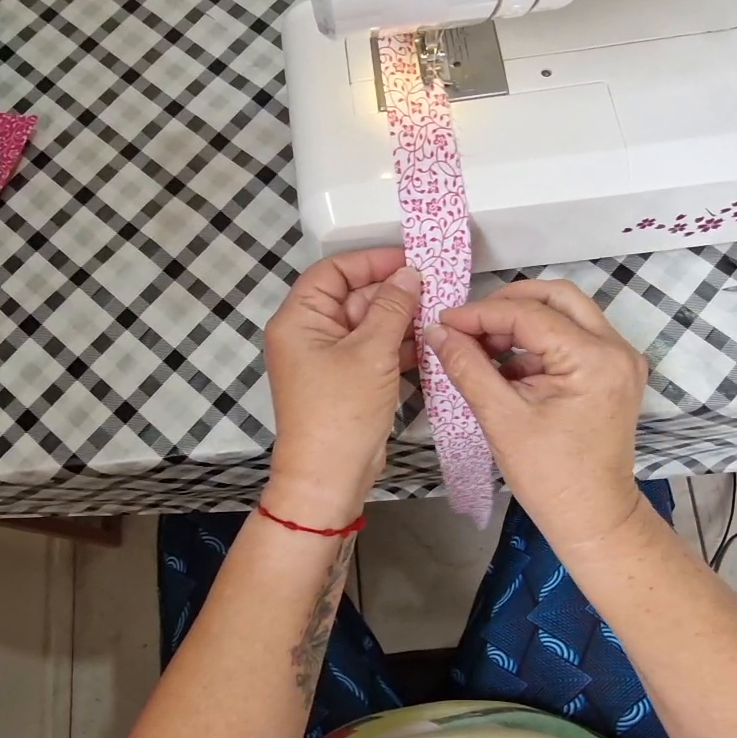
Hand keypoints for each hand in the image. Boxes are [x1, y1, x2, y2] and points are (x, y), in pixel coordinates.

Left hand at [264, 248, 422, 524]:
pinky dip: (396, 346)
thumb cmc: (341, 413)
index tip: (408, 260)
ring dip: (399, 320)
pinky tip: (427, 343)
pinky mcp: (345, 381)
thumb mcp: (372, 352)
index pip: (333, 272)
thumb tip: (409, 275)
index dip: (370, 262)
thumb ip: (393, 307)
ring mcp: (326, 359)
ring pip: (366, 325)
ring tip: (437, 313)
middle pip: (352, 297)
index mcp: (299, 320)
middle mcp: (308, 334)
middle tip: (433, 288)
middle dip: (392, 292)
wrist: (329, 477)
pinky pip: (371, 351)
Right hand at [424, 280, 648, 552]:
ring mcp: (618, 358)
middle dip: (506, 304)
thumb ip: (467, 367)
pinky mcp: (611, 371)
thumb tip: (436, 332)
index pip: (529, 315)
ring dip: (520, 322)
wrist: (592, 516)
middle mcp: (616, 348)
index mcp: (594, 359)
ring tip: (479, 346)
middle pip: (556, 297)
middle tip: (467, 325)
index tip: (442, 322)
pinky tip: (503, 363)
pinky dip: (534, 342)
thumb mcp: (500, 418)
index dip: (480, 314)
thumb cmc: (548, 475)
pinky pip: (570, 337)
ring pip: (564, 313)